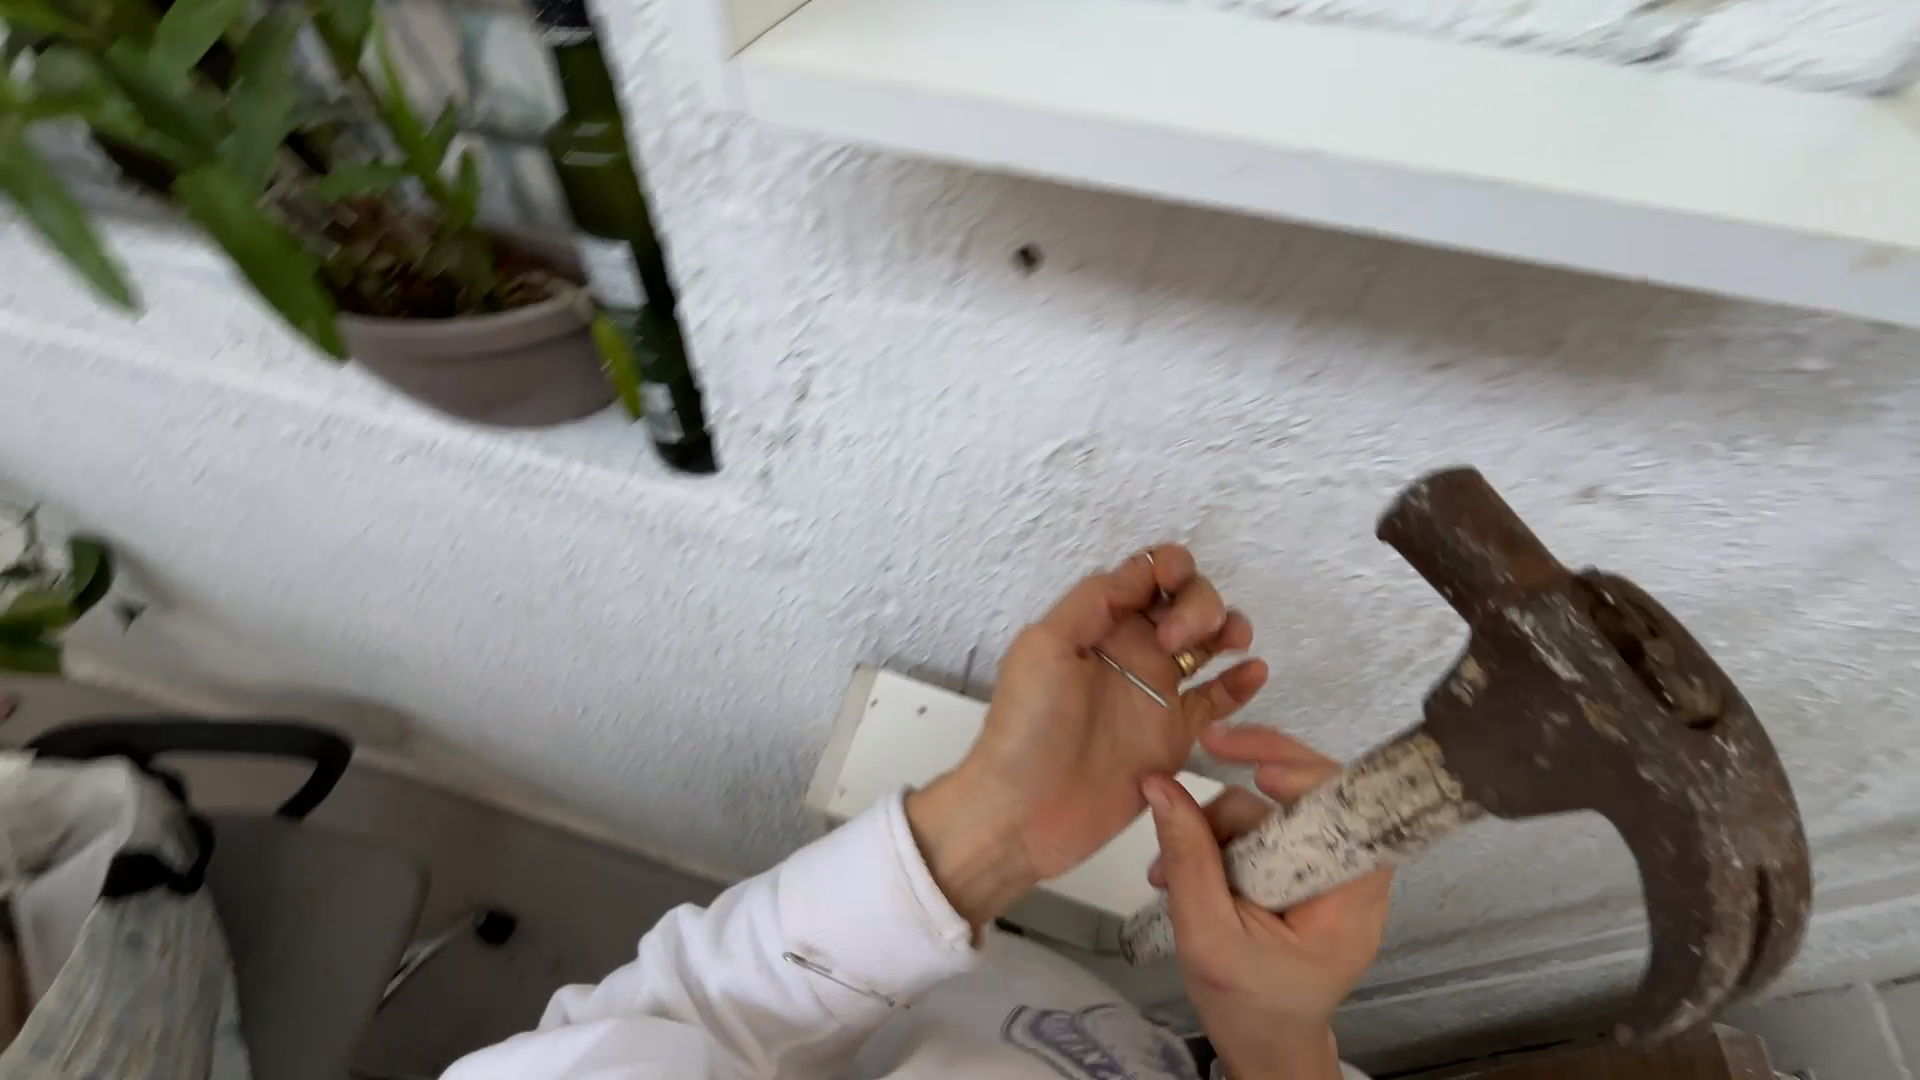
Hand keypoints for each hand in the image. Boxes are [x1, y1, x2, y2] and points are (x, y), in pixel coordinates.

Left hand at [907, 545, 1267, 928]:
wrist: (1026, 812)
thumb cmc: (1026, 725)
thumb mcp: (1044, 647)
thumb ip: (1093, 602)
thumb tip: (1141, 570)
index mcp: (1099, 623)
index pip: (1146, 573)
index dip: (1169, 566)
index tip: (1170, 584)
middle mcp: (1132, 649)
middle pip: (1186, 600)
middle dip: (1197, 603)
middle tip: (1174, 642)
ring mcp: (1157, 691)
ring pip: (1208, 643)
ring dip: (1228, 628)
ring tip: (1232, 643)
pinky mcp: (1175, 733)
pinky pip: (1218, 699)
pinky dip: (1241, 682)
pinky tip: (1252, 672)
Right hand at [1142, 725, 1393, 1079]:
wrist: (1262, 1044)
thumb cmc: (1247, 1005)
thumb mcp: (1206, 934)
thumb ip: (1187, 857)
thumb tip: (1159, 784)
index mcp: (1348, 898)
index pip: (1347, 810)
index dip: (1307, 776)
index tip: (1254, 771)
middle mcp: (1344, 874)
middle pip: (1296, 800)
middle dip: (1228, 809)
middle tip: (1175, 803)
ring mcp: (1317, 869)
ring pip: (1263, 812)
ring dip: (1208, 830)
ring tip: (1167, 873)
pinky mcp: (1294, 869)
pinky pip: (1253, 829)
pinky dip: (1212, 840)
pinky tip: (1181, 871)